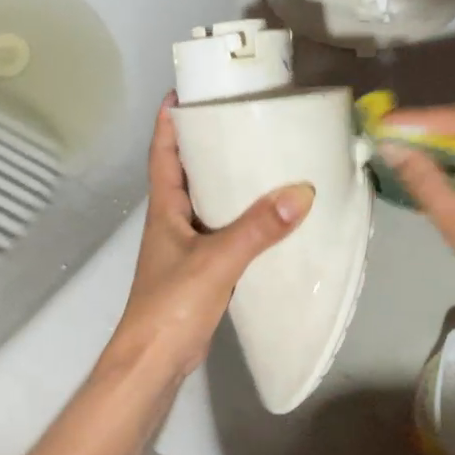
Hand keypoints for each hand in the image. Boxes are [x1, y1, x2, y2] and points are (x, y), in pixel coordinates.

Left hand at [108, 94, 314, 377]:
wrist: (153, 363)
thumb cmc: (171, 305)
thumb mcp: (216, 262)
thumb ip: (257, 230)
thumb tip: (301, 192)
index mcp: (164, 209)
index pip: (162, 154)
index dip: (168, 122)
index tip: (183, 92)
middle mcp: (171, 221)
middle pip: (185, 173)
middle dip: (205, 145)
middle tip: (239, 119)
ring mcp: (184, 247)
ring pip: (206, 203)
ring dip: (225, 182)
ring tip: (261, 158)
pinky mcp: (200, 271)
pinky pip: (222, 232)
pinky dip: (240, 219)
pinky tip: (268, 218)